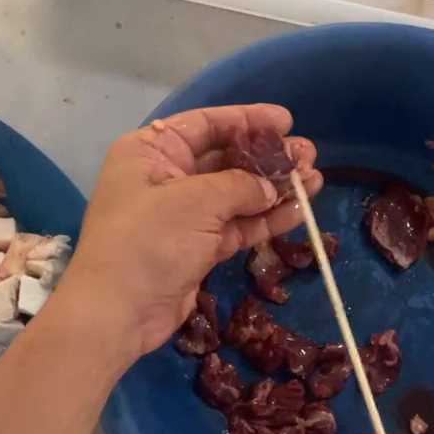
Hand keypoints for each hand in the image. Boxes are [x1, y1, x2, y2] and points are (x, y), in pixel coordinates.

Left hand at [56, 105, 321, 361]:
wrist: (119, 312)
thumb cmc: (149, 242)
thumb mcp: (196, 201)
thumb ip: (240, 185)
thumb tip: (272, 186)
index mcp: (151, 151)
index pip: (205, 125)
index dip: (248, 121)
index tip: (286, 122)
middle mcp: (165, 177)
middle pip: (225, 158)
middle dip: (267, 158)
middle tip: (308, 156)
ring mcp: (182, 215)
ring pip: (237, 194)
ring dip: (274, 189)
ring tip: (314, 181)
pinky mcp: (197, 248)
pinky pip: (237, 225)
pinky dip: (266, 219)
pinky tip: (299, 211)